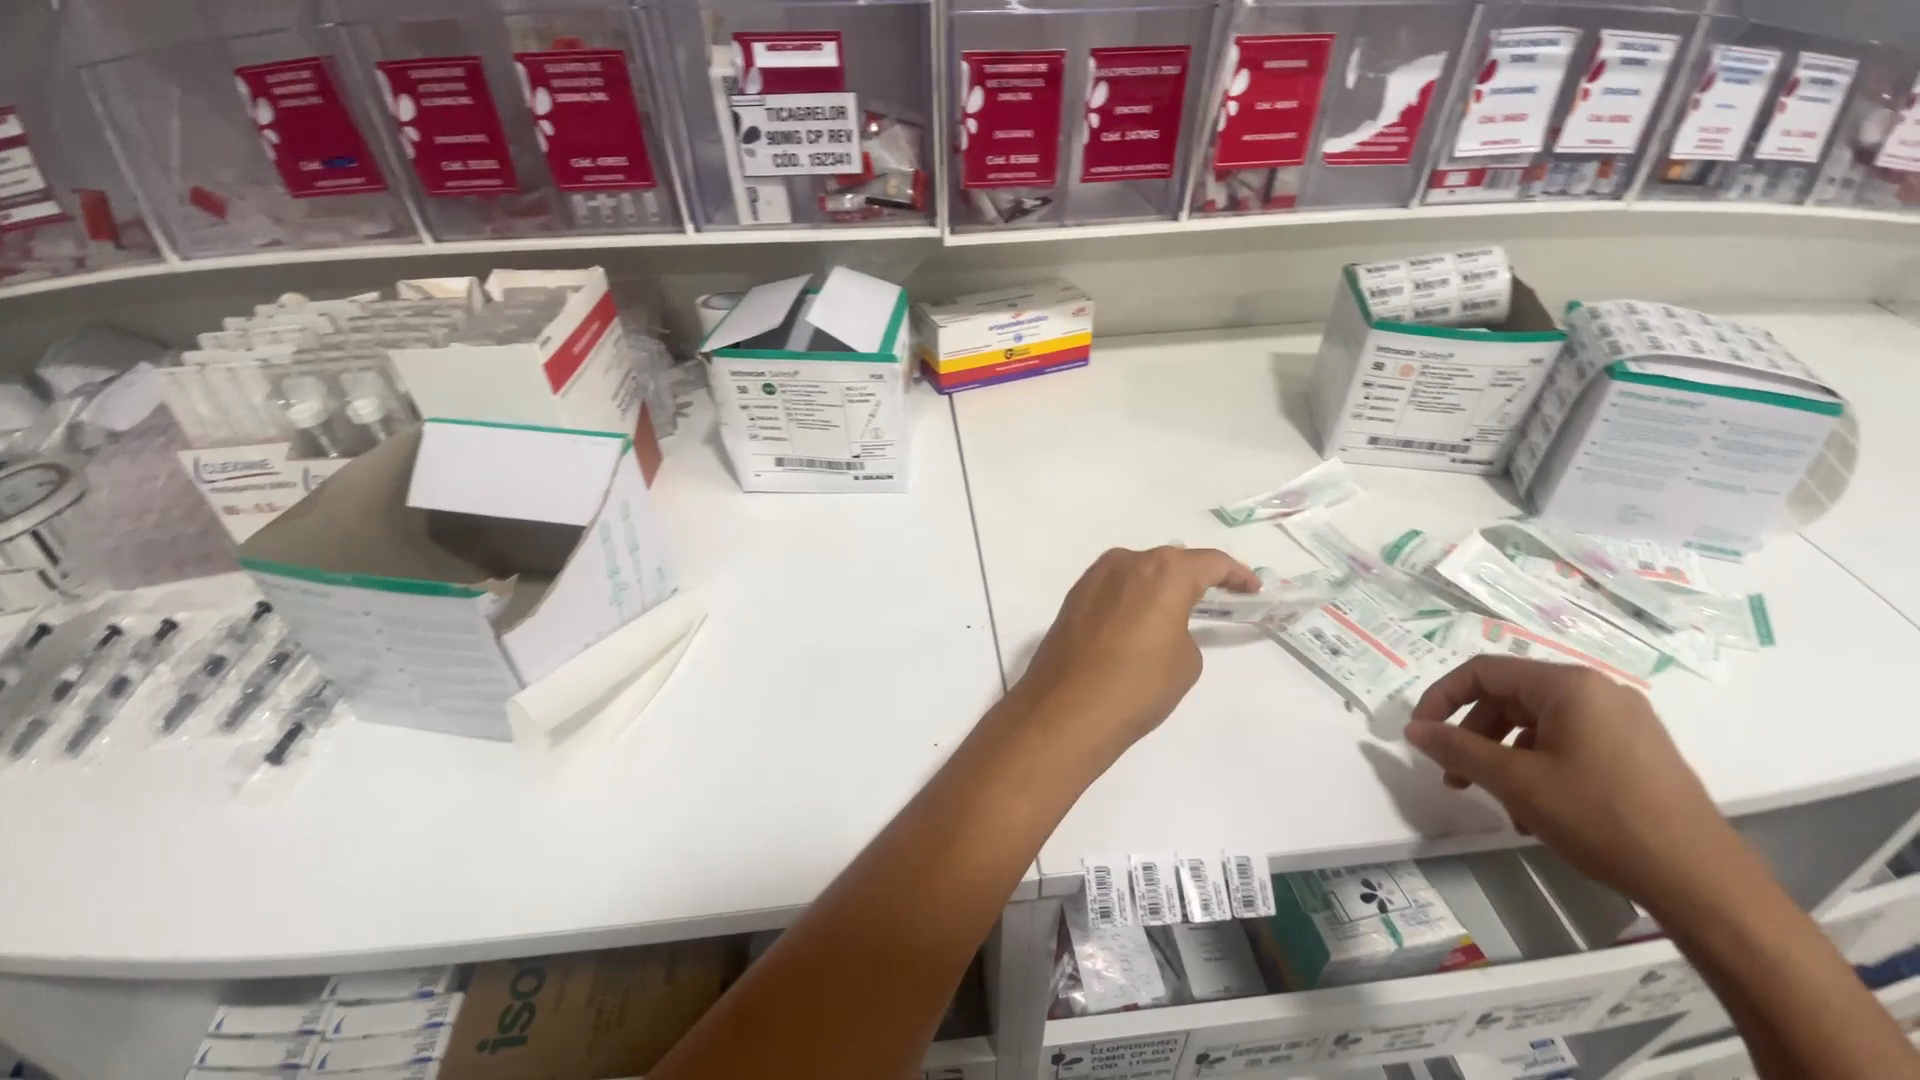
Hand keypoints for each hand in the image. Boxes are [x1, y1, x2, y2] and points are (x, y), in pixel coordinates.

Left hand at [1010, 547, 1257, 763]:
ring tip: (1177, 610)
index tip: (1252, 588)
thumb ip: (1184, 630)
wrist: (1065, 712)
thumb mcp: (1185, 661)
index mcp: (1164, 571)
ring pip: (1138, 573)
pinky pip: (1114, 589)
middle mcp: (1127, 562)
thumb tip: (1162, 627)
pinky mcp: (1073, 599)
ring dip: (1159, 587)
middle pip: (1170, 563)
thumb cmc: (1137, 686)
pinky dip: (1133, 599)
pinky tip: (1140, 621)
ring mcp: (1094, 579)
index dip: (1236, 575)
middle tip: (1216, 599)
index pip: (1210, 563)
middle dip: (1195, 578)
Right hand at [1404, 656, 1740, 907]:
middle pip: (1510, 697)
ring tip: (1498, 804)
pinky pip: (1569, 744)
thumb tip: (1414, 729)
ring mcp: (1624, 721)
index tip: (1420, 735)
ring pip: (1537, 726)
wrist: (1701, 880)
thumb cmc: (1601, 818)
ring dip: (1503, 758)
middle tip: (1454, 778)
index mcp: (1570, 686)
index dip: (1441, 698)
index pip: (1483, 671)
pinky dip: (1538, 769)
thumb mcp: (1516, 782)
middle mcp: (1598, 691)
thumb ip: (1458, 749)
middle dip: (1473, 736)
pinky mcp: (1637, 751)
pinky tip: (1536, 813)